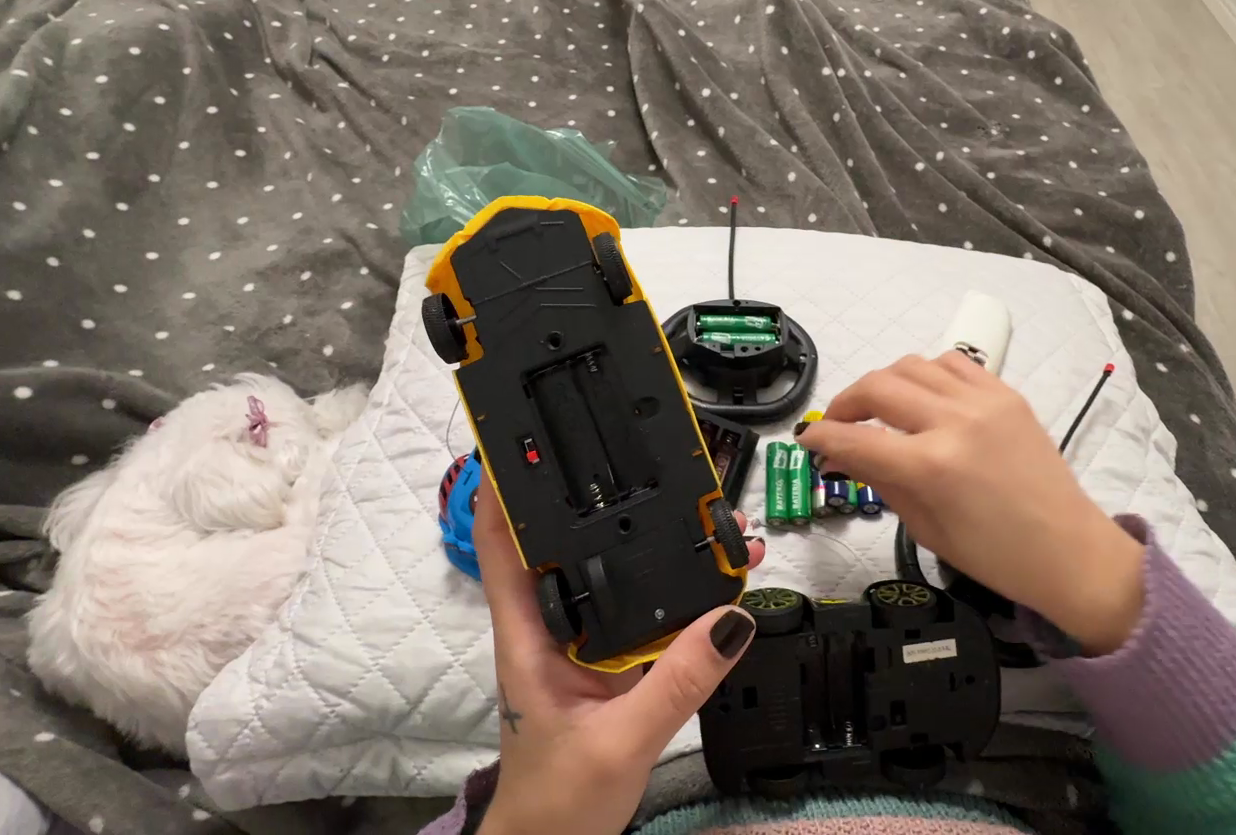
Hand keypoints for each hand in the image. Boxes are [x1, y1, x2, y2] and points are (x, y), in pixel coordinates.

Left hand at [472, 485, 763, 834]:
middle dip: (608, 496)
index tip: (530, 437)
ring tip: (710, 511)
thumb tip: (731, 618)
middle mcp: (554, 622)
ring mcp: (586, 639)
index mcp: (529, 630)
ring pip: (618, 571)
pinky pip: (648, 608)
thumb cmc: (559, 802)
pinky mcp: (615, 658)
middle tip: (649, 458)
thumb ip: (676, 682)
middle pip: (571, 540)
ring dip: (656, 540)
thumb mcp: (621, 741)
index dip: (507, 483)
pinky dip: (679, 585)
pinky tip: (718, 574)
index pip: (504, 540)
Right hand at [799, 352, 1145, 653]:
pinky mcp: (1005, 393)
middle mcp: (954, 421)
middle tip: (836, 425)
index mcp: (932, 466)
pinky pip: (951, 363)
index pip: (854, 438)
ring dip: (882, 383)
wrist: (1070, 551)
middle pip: (876, 388)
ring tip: (876, 409)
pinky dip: (924, 374)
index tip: (807, 441)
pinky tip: (921, 397)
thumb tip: (835, 454)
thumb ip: (876, 479)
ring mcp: (983, 401)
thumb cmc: (994, 556)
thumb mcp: (923, 526)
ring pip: (910, 365)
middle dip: (843, 404)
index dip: (820, 437)